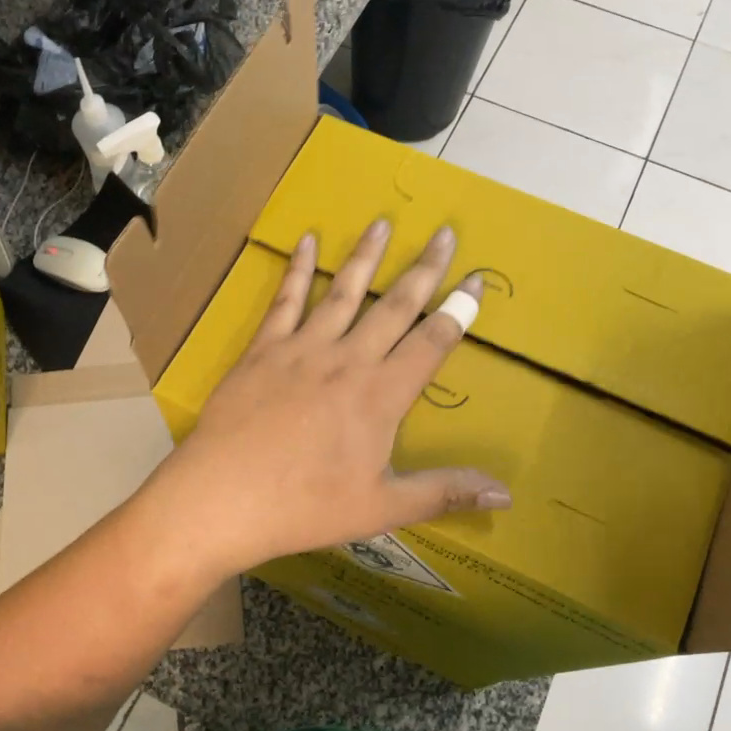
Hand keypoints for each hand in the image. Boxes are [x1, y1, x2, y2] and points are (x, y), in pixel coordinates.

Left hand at [143, 219, 508, 579]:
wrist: (224, 497)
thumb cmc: (306, 507)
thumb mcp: (382, 507)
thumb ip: (443, 492)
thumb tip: (506, 493)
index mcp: (382, 395)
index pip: (432, 343)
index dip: (460, 310)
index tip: (478, 280)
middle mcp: (348, 360)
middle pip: (394, 306)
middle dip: (424, 270)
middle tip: (445, 234)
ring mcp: (302, 350)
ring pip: (343, 293)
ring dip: (366, 257)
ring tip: (383, 223)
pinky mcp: (263, 351)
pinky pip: (285, 301)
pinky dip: (298, 269)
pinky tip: (306, 242)